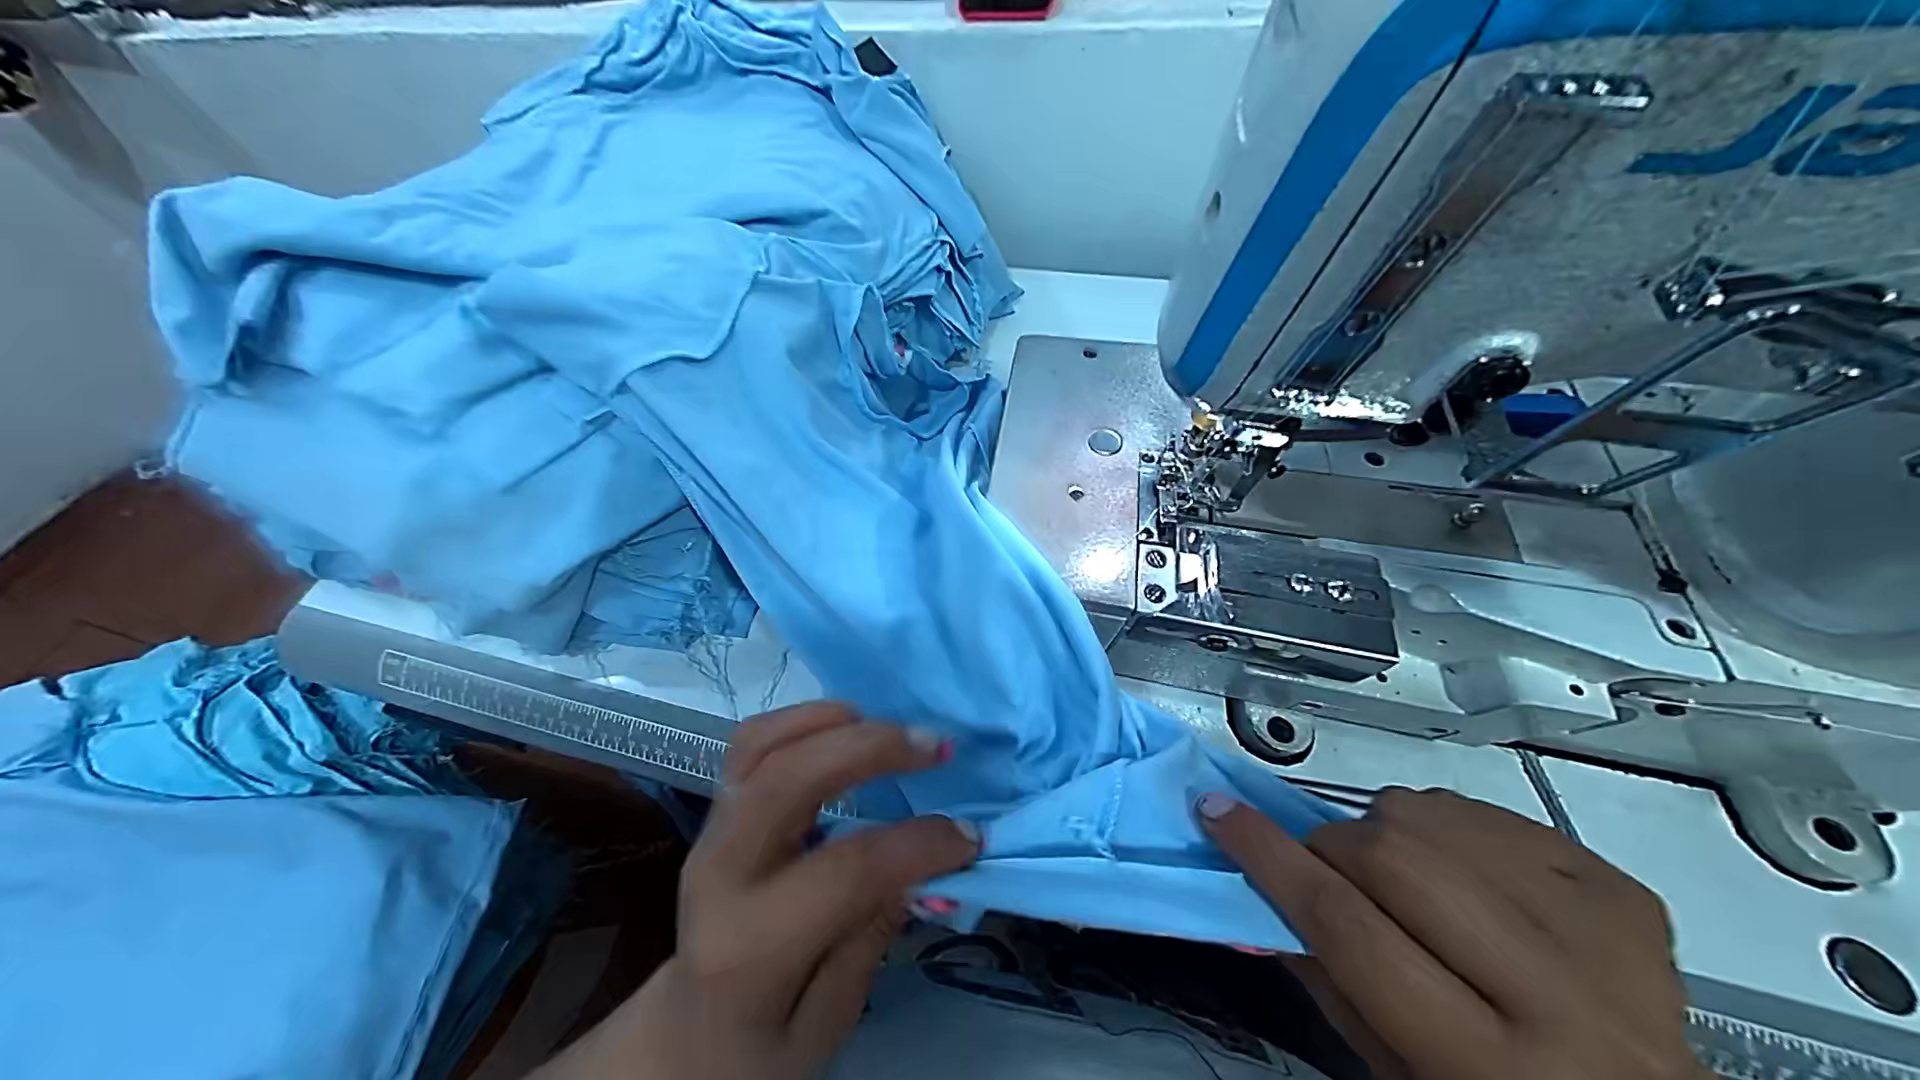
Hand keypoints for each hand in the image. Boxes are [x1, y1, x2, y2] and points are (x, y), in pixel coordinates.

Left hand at [535, 703, 979, 1079]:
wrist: (688, 1033)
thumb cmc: (763, 1042)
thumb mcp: (828, 1020)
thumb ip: (872, 934)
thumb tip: (927, 860)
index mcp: (749, 945)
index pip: (845, 871)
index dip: (917, 845)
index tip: (968, 836)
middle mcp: (720, 872)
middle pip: (787, 780)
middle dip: (869, 749)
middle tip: (933, 746)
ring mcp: (710, 831)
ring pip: (760, 746)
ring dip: (832, 722)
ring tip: (892, 728)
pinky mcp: (717, 810)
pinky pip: (752, 744)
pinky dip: (803, 721)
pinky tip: (848, 727)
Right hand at [1197, 787, 1707, 1079]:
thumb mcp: (1390, 1069)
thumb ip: (1321, 975)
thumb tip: (1256, 880)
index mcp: (1488, 1064)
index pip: (1346, 926)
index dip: (1268, 858)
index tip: (1218, 812)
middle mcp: (1560, 1000)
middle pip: (1394, 858)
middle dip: (1334, 845)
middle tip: (1327, 866)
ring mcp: (1601, 937)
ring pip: (1436, 815)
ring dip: (1390, 830)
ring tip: (1403, 874)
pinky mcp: (1624, 894)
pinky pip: (1493, 814)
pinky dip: (1449, 826)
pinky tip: (1462, 873)